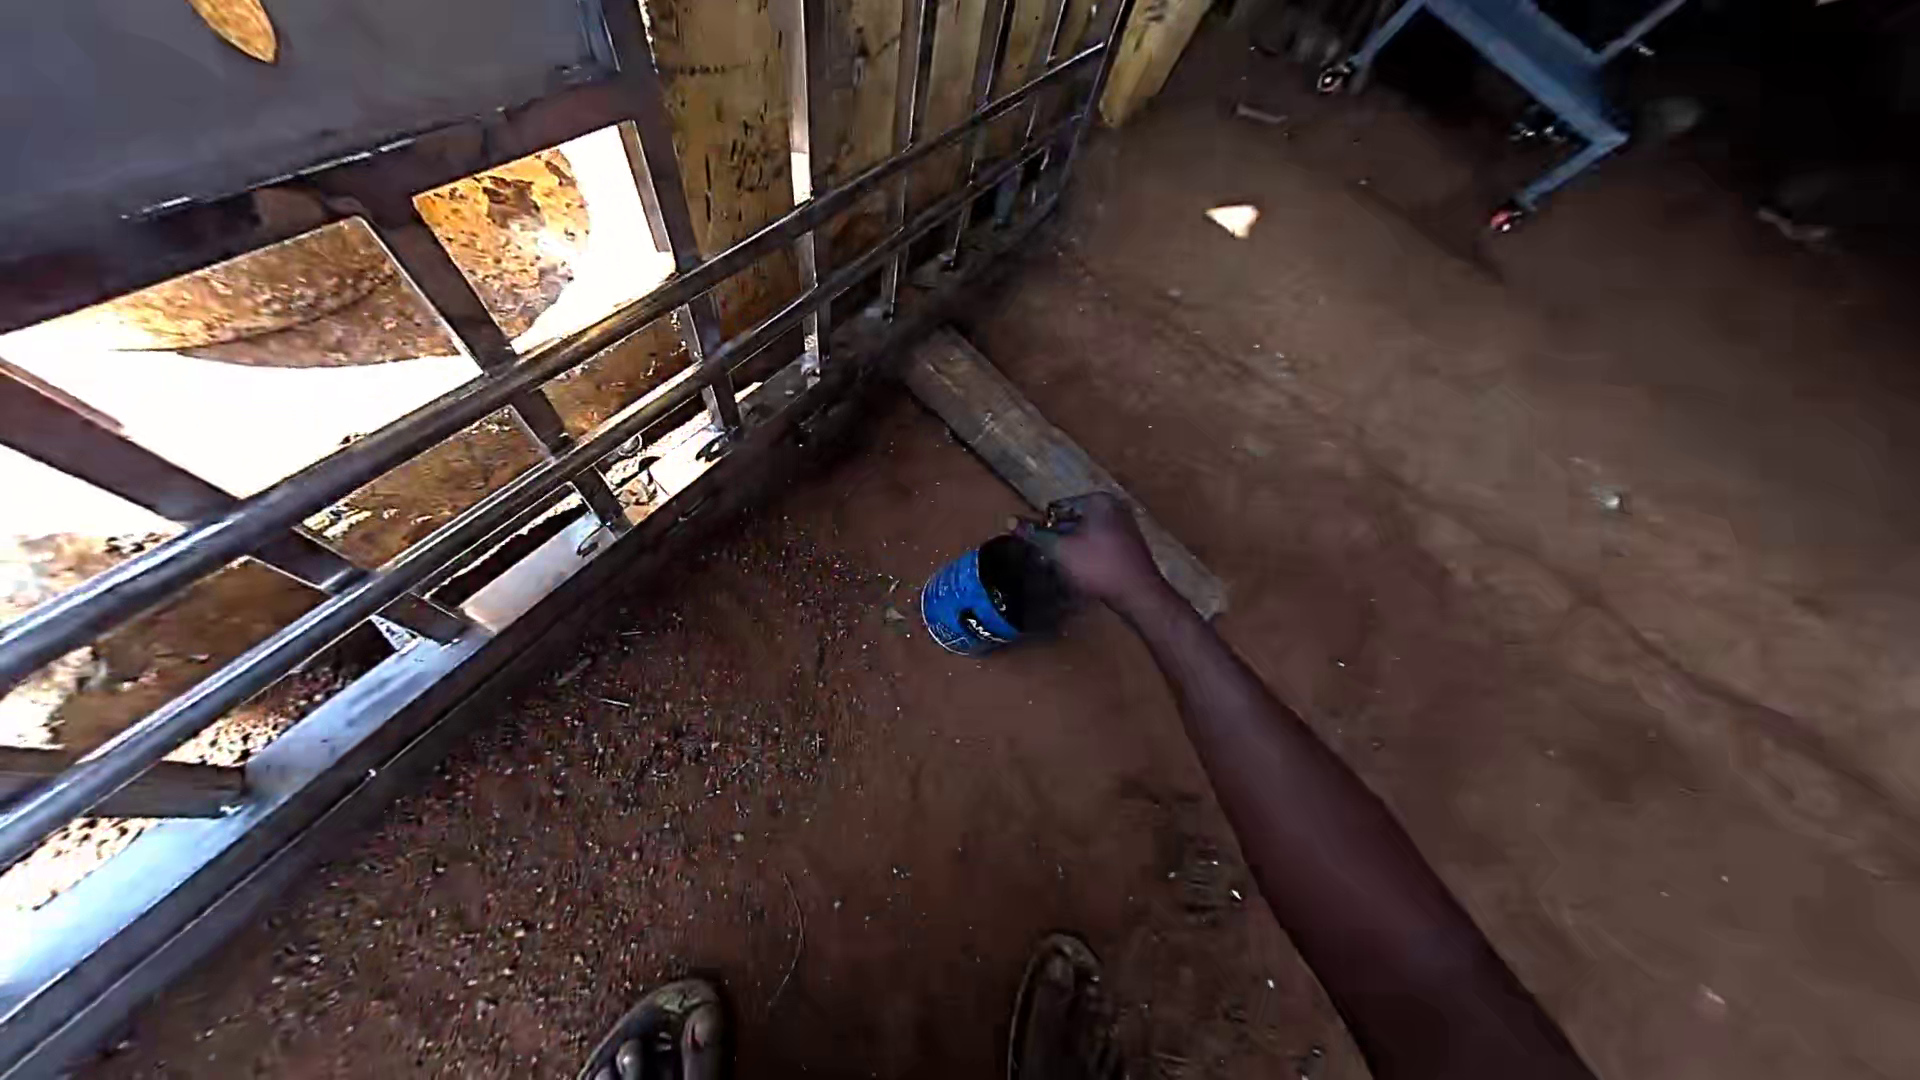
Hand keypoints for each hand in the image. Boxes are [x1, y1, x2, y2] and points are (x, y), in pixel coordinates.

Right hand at [1017, 492, 1167, 609]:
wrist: (1137, 593)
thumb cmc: (1098, 567)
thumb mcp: (1060, 549)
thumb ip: (1034, 534)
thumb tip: (1009, 521)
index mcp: (1099, 500)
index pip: (1057, 507)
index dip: (1046, 527)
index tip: (1046, 548)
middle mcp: (1114, 507)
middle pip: (1072, 520)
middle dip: (1060, 538)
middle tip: (1054, 559)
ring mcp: (1125, 525)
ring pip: (1085, 534)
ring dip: (1073, 548)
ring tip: (1070, 568)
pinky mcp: (1129, 545)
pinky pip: (1099, 545)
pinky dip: (1089, 555)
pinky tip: (1086, 572)